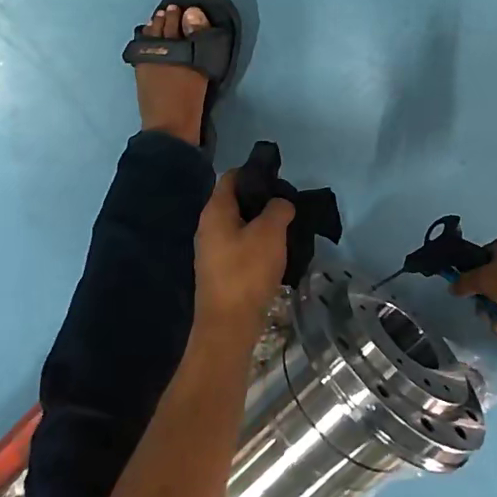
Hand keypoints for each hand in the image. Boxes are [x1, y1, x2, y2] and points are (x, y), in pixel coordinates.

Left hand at [193, 171, 294, 342]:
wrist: (229, 323)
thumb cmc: (247, 271)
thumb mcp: (270, 233)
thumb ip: (278, 209)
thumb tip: (281, 203)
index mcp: (215, 211)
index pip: (232, 177)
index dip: (254, 173)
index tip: (279, 179)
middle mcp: (208, 226)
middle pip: (235, 201)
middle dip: (261, 199)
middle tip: (288, 204)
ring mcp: (212, 250)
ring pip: (239, 225)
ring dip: (261, 223)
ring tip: (286, 226)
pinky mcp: (220, 270)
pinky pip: (240, 245)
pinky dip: (257, 243)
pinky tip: (275, 251)